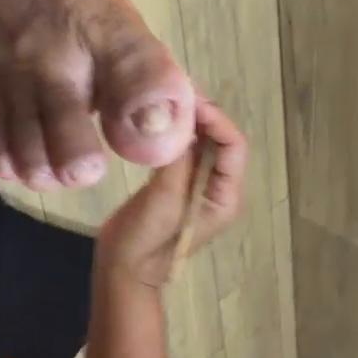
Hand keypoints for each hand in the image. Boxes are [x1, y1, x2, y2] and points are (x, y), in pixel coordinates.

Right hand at [95, 101, 247, 288]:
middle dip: (201, 114)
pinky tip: (153, 121)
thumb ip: (175, 159)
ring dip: (185, 121)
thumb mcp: (165, 198)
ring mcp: (193, 186)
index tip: (188, 98)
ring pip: (198, 144)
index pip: (233, 145)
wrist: (124, 270)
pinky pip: (179, 153)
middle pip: (218, 140)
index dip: (215, 119)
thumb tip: (176, 117)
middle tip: (175, 88)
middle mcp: (216, 187)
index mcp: (225, 195)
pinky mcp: (172, 185)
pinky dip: (170, 135)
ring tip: (164, 97)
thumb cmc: (148, 240)